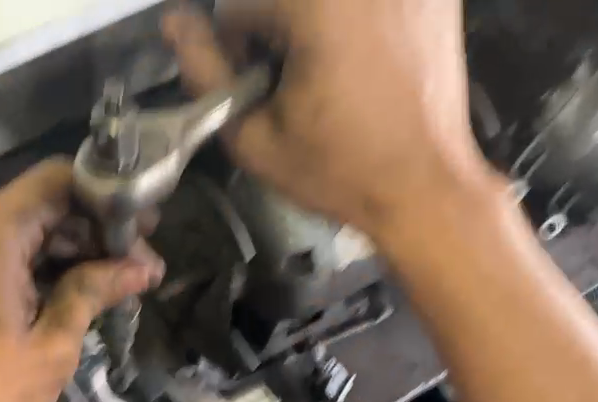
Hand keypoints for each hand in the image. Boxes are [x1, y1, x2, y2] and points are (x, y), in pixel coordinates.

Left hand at [0, 161, 163, 401]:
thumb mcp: (50, 348)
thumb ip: (92, 292)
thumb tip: (141, 265)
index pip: (61, 180)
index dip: (108, 200)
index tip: (147, 232)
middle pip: (44, 205)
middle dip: (95, 233)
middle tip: (143, 270)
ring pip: (24, 231)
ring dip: (70, 254)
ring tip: (120, 288)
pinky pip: (1, 253)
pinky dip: (39, 269)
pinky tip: (76, 295)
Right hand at [164, 0, 500, 241]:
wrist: (424, 188)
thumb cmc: (337, 173)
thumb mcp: (254, 138)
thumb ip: (205, 74)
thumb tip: (173, 20)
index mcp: (315, 5)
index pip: (238, 5)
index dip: (235, 51)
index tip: (259, 89)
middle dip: (275, 30)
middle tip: (294, 82)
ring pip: (324, 1)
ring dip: (312, 26)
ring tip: (330, 72)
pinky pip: (367, 1)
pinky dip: (356, 21)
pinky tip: (366, 62)